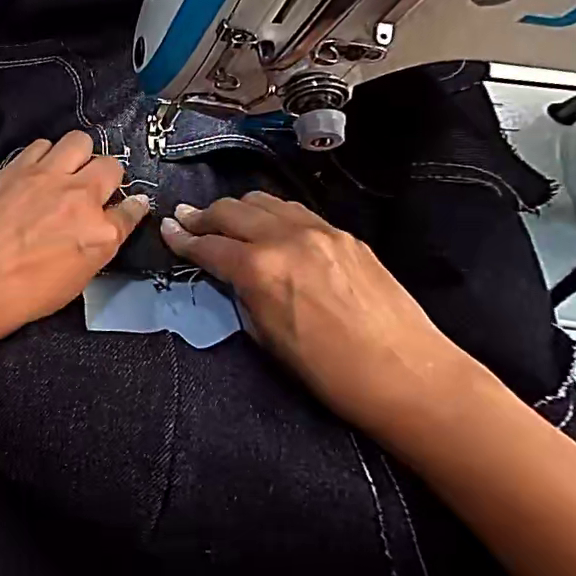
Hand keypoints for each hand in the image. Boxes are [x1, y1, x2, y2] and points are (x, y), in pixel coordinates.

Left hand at [0, 129, 148, 341]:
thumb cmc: (17, 294)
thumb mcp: (75, 282)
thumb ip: (98, 247)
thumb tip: (108, 229)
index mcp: (100, 235)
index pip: (131, 210)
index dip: (131, 207)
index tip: (128, 206)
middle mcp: (81, 198)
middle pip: (112, 166)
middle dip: (107, 176)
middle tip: (94, 187)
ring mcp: (49, 178)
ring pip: (80, 141)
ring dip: (79, 155)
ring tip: (67, 171)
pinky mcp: (19, 167)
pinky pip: (43, 144)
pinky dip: (45, 155)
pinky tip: (38, 171)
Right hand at [160, 191, 479, 428]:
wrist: (408, 374)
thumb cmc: (331, 374)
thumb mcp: (269, 340)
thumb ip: (244, 297)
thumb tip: (231, 276)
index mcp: (262, 270)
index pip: (210, 245)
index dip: (183, 239)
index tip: (167, 230)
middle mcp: (287, 237)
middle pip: (232, 211)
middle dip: (204, 215)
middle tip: (186, 219)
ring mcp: (320, 230)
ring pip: (264, 201)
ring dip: (237, 208)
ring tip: (224, 218)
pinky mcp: (344, 234)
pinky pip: (296, 212)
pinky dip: (272, 214)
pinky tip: (269, 226)